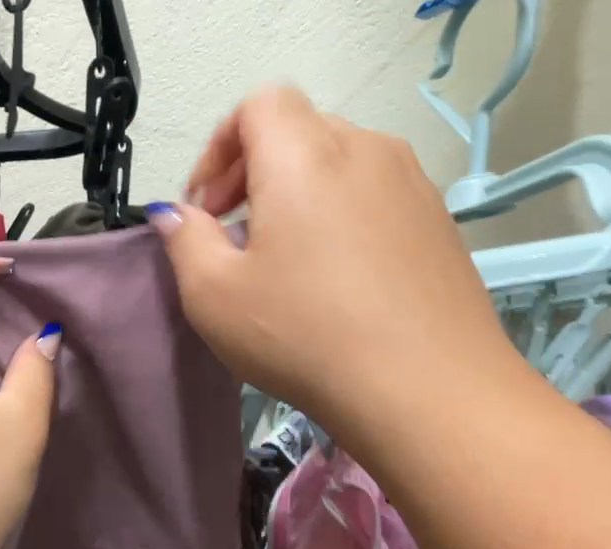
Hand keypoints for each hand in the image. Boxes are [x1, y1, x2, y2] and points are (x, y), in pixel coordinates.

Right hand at [147, 85, 517, 421]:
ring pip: (334, 162)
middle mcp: (363, 150)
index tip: (203, 209)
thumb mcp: (211, 294)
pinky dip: (333, 214)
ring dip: (291, 195)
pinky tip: (324, 279)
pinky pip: (368, 193)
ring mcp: (408, 181)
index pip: (258, 104)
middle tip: (228, 237)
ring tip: (275, 262)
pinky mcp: (433, 217)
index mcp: (303, 158)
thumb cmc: (299, 333)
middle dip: (249, 172)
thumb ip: (185, 241)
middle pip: (296, 130)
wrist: (418, 381)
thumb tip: (177, 215)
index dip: (217, 148)